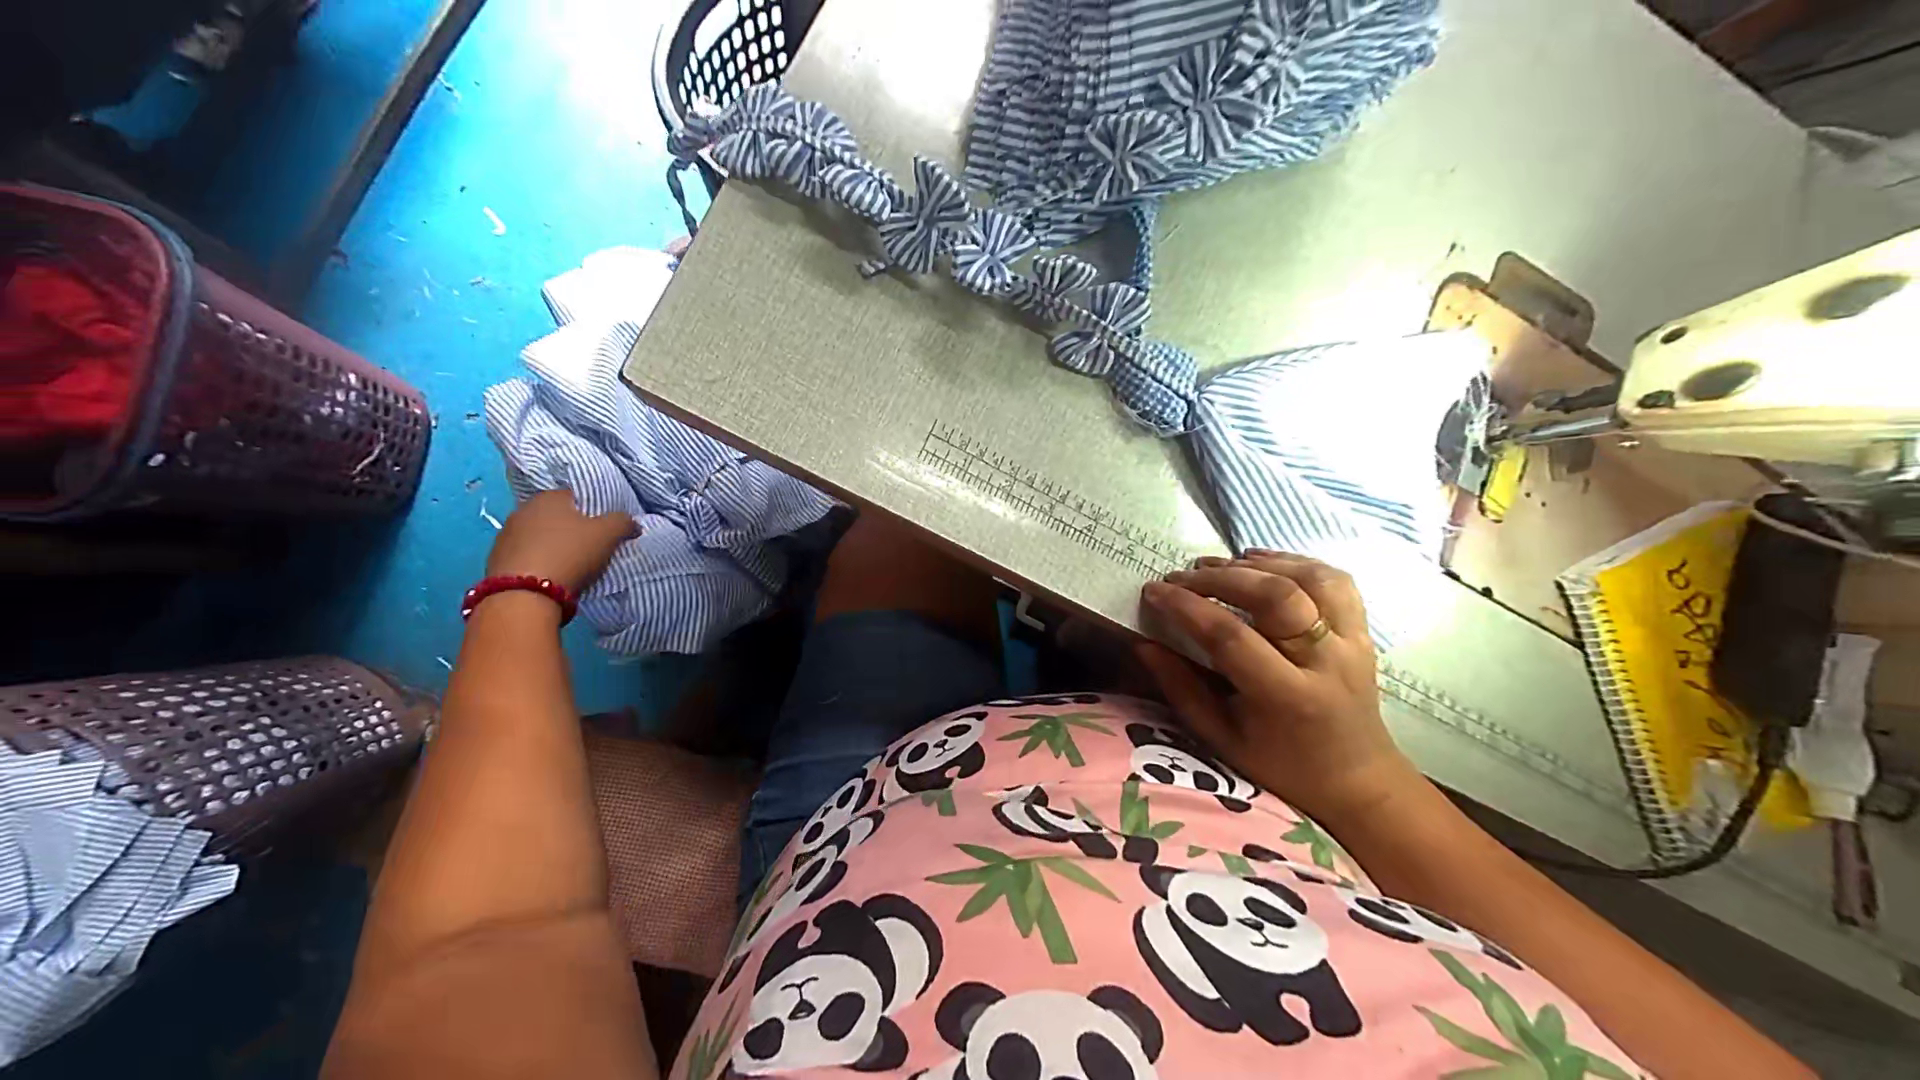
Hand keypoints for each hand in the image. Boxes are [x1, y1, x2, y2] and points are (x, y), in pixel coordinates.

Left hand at [485, 490, 637, 593]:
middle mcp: (523, 509)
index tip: (605, 529)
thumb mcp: (608, 534)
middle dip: (572, 529)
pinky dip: (539, 562)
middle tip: (591, 547)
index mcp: (550, 497)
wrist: (524, 594)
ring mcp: (506, 535)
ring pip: (540, 536)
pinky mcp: (496, 559)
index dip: (595, 511)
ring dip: (553, 546)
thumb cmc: (570, 554)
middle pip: (557, 516)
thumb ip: (623, 522)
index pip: (578, 497)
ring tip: (571, 565)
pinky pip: (527, 555)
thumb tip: (631, 522)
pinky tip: (550, 576)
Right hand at [1137, 551, 1422, 828]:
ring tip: (1217, 565)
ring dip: (1257, 564)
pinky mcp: (1362, 631)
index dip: (1187, 607)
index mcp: (1288, 697)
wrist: (1356, 779)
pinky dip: (1295, 562)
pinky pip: (1334, 579)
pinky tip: (1260, 562)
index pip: (1231, 637)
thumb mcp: (1221, 738)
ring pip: (1309, 578)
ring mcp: (1351, 642)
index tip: (1153, 591)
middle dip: (1220, 577)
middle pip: (1276, 595)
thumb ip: (1181, 689)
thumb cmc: (1280, 766)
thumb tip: (1145, 645)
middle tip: (1181, 576)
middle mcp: (1326, 662)